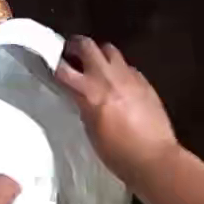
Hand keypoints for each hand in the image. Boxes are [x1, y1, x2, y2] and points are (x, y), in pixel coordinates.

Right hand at [55, 37, 181, 185]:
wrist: (154, 158)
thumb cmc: (117, 153)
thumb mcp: (90, 130)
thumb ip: (84, 105)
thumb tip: (80, 95)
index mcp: (89, 92)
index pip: (63, 68)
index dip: (53, 63)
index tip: (49, 62)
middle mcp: (107, 77)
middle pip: (87, 45)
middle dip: (75, 46)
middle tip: (70, 53)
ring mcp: (127, 75)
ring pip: (108, 49)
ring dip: (99, 54)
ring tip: (96, 65)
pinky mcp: (143, 80)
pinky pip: (126, 65)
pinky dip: (118, 69)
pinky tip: (118, 82)